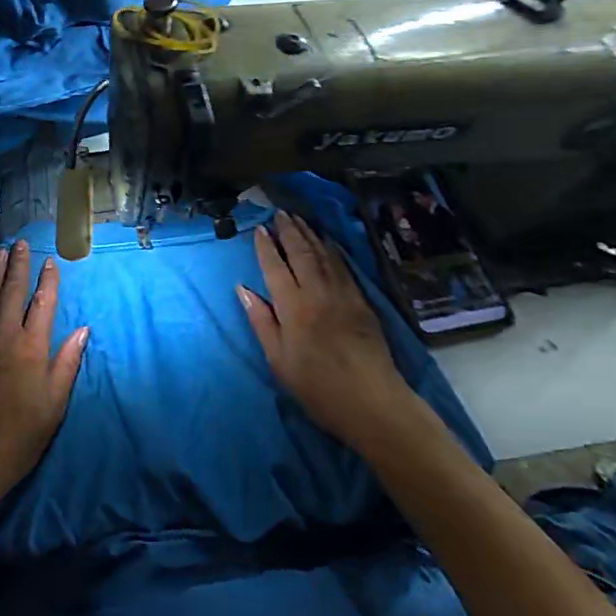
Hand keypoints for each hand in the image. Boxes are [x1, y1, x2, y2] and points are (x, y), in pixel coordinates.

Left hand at [0, 240, 88, 514]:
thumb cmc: (18, 437)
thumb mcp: (54, 404)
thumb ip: (67, 363)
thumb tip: (83, 330)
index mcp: (31, 346)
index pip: (43, 302)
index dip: (48, 280)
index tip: (50, 261)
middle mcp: (3, 334)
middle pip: (11, 290)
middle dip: (17, 265)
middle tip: (20, 243)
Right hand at [238, 212, 414, 452]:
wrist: (372, 402)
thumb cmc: (318, 387)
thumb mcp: (279, 360)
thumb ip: (262, 321)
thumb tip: (243, 289)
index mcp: (293, 308)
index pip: (275, 268)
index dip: (266, 248)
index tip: (260, 229)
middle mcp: (317, 293)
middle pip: (301, 254)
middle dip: (289, 231)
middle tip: (280, 213)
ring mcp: (343, 295)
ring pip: (323, 256)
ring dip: (310, 235)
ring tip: (300, 219)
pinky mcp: (362, 302)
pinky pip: (344, 268)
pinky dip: (333, 251)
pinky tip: (328, 243)